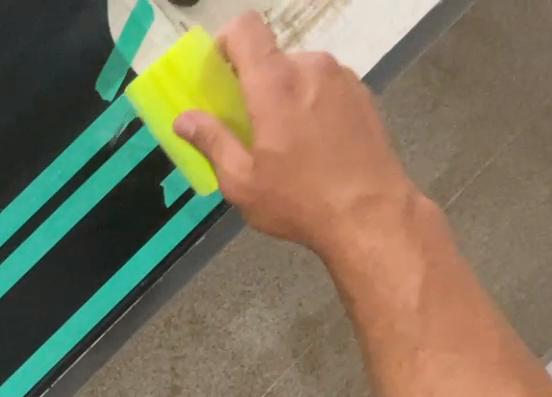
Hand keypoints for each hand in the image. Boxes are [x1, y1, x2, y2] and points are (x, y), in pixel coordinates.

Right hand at [175, 14, 424, 267]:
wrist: (367, 211)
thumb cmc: (295, 200)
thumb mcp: (240, 180)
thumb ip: (212, 141)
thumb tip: (184, 119)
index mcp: (275, 85)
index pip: (246, 30)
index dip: (225, 43)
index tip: (217, 75)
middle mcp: (311, 68)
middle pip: (270, 59)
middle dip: (251, 86)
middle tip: (244, 130)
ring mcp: (341, 77)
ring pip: (297, 73)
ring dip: (281, 97)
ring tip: (280, 144)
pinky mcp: (361, 92)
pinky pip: (322, 87)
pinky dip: (306, 105)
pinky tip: (310, 146)